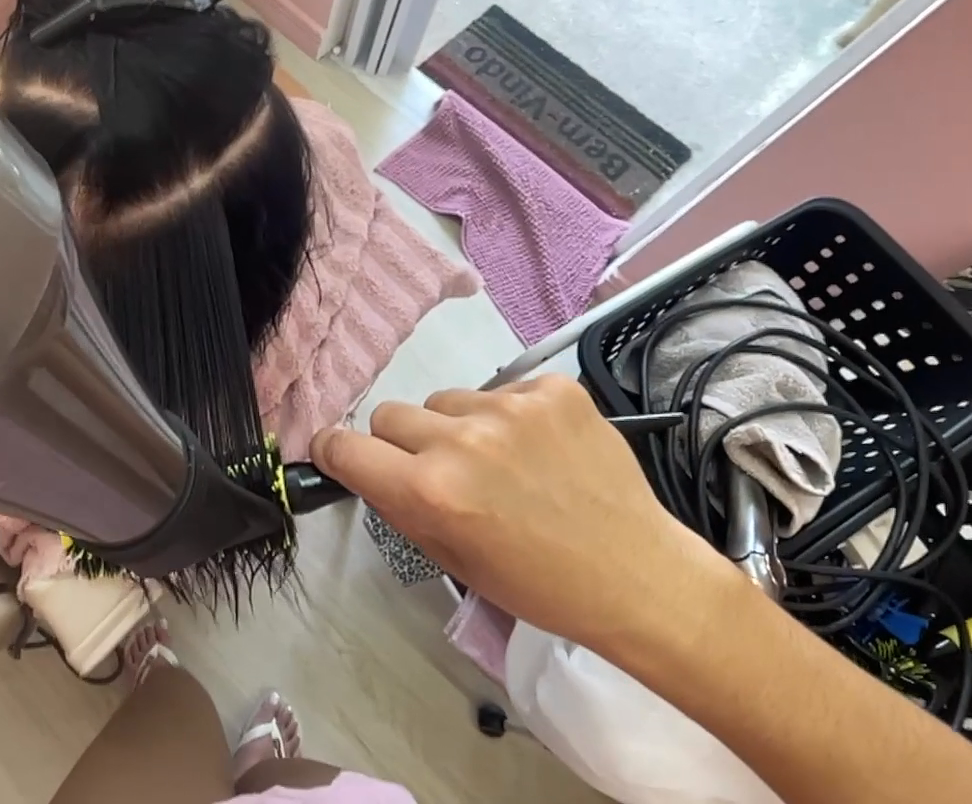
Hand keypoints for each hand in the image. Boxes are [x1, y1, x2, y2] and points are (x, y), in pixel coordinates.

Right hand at [310, 374, 740, 650]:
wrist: (637, 574)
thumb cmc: (537, 584)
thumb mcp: (450, 559)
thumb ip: (399, 505)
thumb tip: (368, 466)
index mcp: (431, 491)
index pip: (344, 447)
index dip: (334, 452)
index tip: (341, 455)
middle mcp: (462, 439)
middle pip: (389, 414)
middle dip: (403, 444)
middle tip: (441, 473)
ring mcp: (510, 406)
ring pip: (444, 400)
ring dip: (456, 428)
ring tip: (500, 462)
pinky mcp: (552, 388)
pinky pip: (499, 390)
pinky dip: (508, 416)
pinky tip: (539, 448)